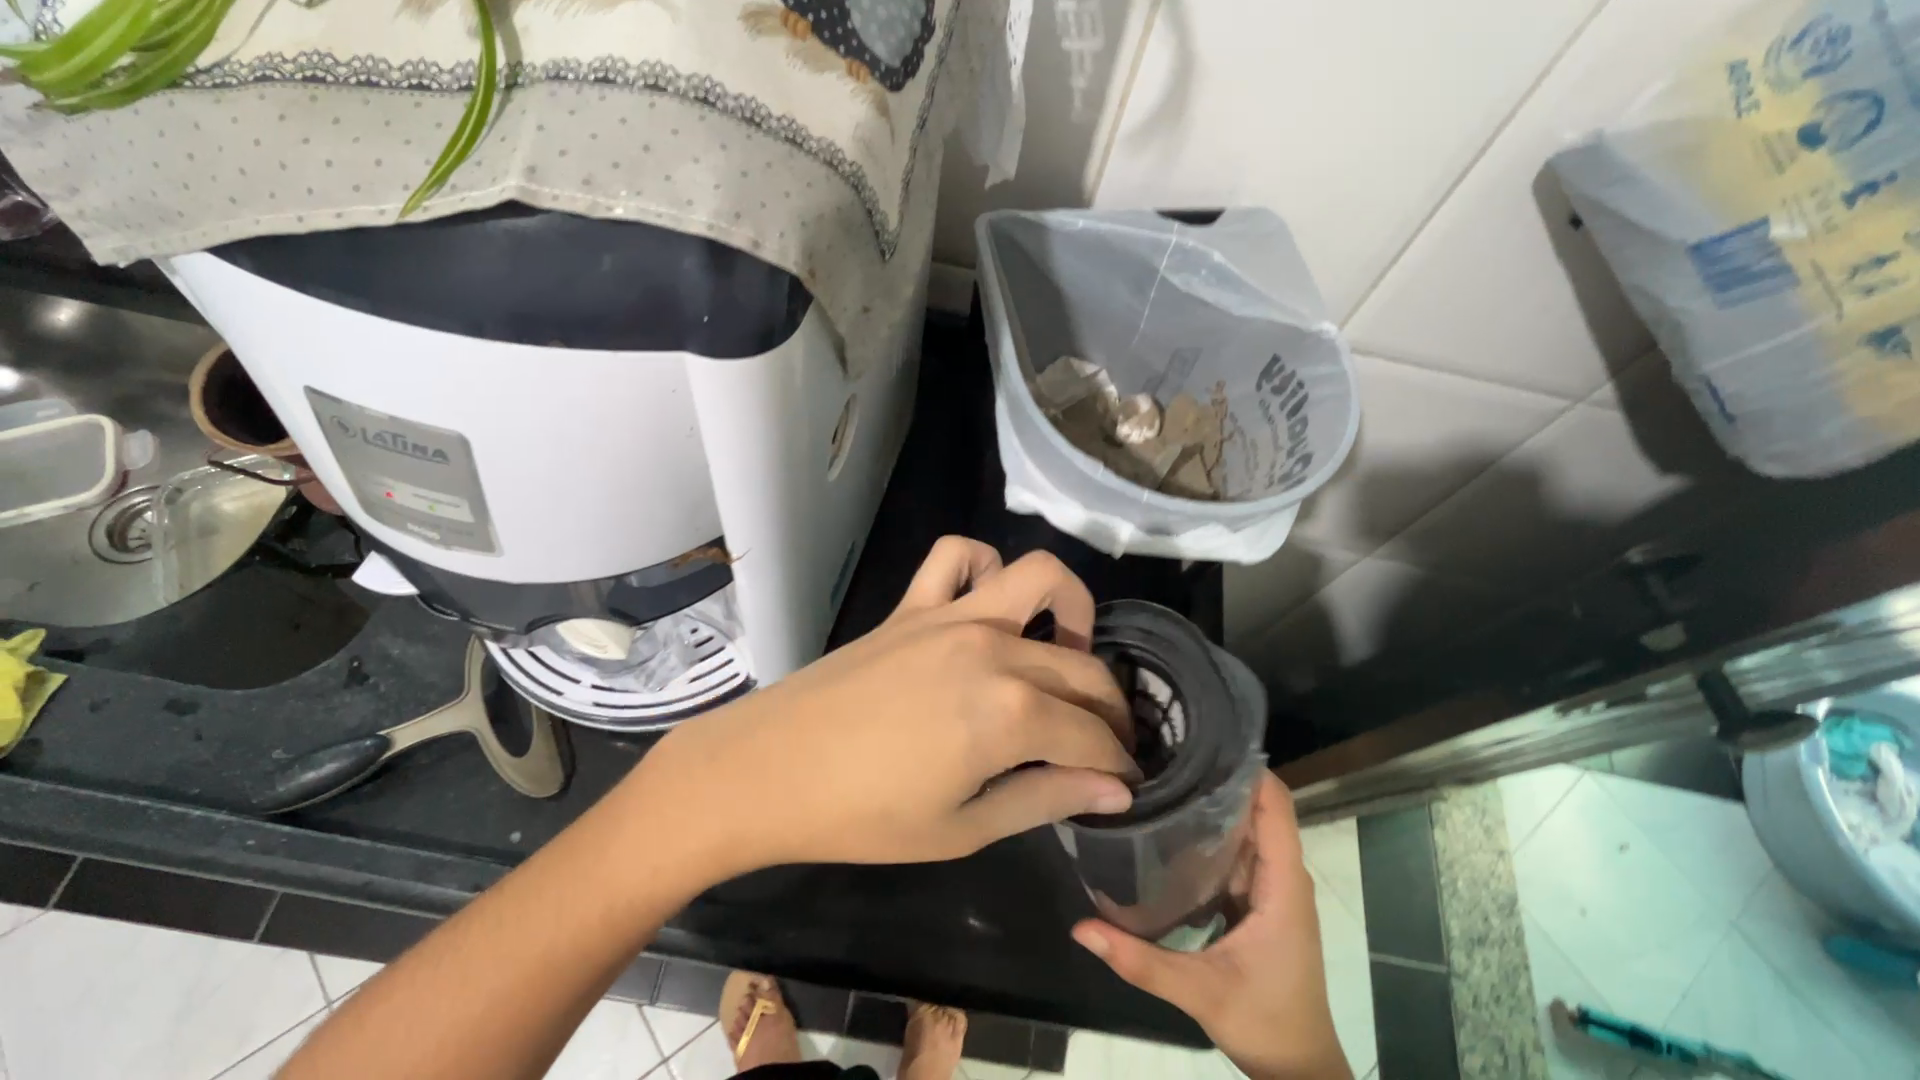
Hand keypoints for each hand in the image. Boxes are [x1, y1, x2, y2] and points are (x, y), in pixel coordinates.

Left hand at [626, 537, 1138, 873]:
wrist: (765, 773)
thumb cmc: (863, 817)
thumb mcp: (963, 829)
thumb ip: (1046, 800)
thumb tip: (1116, 793)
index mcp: (1011, 715)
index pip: (1092, 737)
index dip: (1118, 765)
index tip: (1126, 785)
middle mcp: (994, 650)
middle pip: (1083, 669)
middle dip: (1111, 710)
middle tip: (1106, 744)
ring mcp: (950, 617)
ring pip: (1040, 578)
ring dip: (1073, 609)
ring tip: (1070, 651)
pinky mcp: (911, 606)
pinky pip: (956, 556)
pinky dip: (984, 566)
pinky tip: (989, 606)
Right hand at [1071, 774, 1352, 1079]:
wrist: (1297, 1067)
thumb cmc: (1263, 1022)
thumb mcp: (1199, 992)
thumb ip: (1139, 961)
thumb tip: (1081, 927)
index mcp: (1282, 886)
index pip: (1276, 806)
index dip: (1248, 768)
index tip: (1202, 739)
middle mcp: (1282, 878)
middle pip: (1259, 809)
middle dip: (1220, 778)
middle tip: (1165, 754)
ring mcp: (1271, 891)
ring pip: (1248, 831)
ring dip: (1215, 804)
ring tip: (1164, 777)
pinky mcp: (1258, 904)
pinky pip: (1238, 855)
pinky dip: (1211, 835)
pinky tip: (1172, 828)